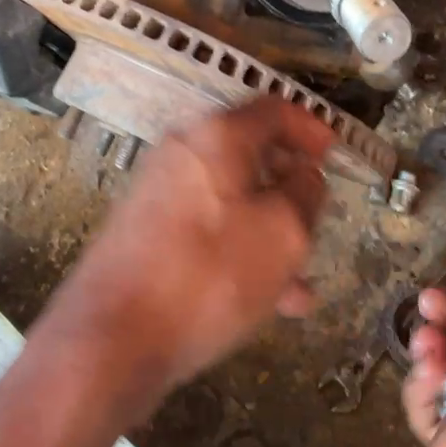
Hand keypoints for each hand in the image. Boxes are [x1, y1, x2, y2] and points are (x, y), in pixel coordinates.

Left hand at [47, 97, 335, 389]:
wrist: (111, 337)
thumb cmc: (209, 275)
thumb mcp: (283, 233)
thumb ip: (306, 193)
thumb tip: (306, 175)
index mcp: (218, 136)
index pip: (273, 109)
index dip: (310, 127)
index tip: (334, 152)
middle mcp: (185, 151)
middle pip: (251, 154)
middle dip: (290, 187)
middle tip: (317, 217)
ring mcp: (160, 190)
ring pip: (232, 200)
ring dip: (269, 230)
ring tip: (299, 280)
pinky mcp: (146, 230)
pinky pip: (207, 228)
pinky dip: (239, 251)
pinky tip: (266, 303)